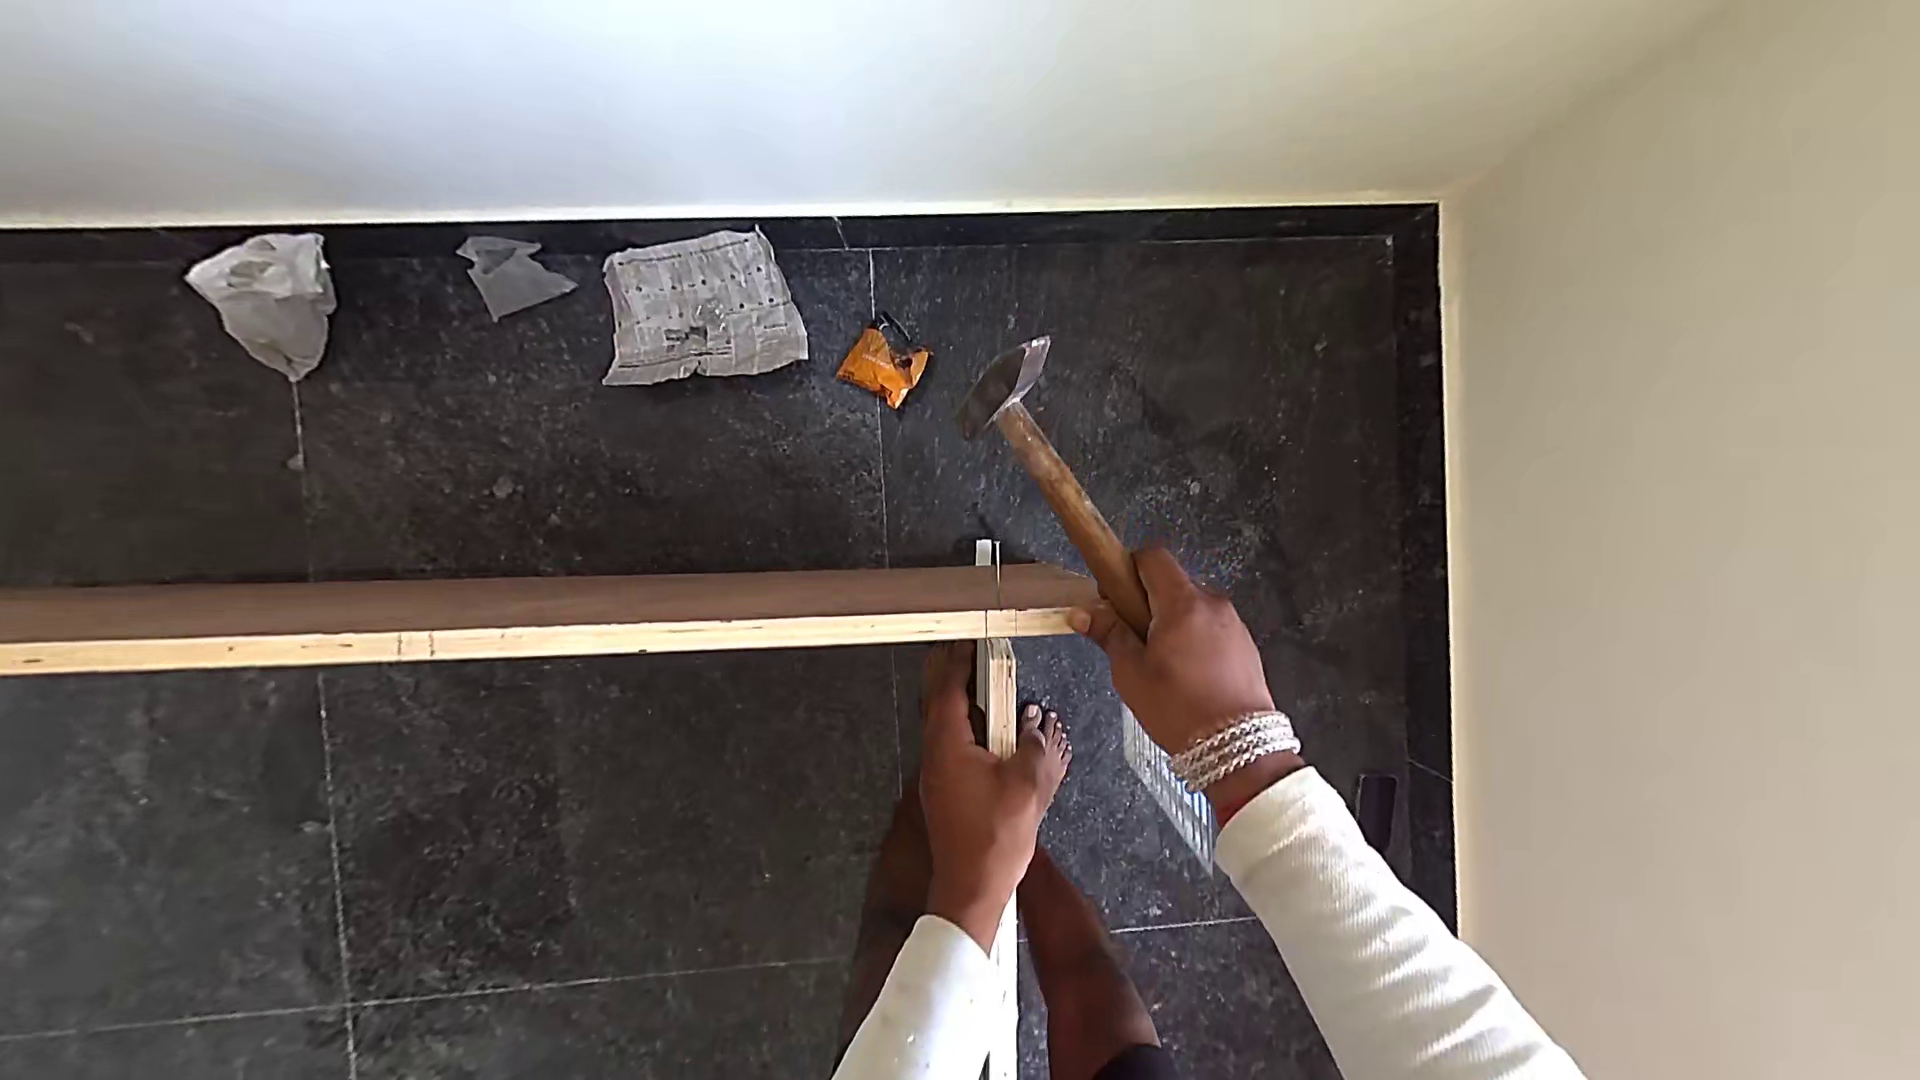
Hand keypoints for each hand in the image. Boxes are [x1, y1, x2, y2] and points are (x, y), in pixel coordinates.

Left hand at [917, 642, 1069, 950]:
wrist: (971, 888)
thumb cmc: (995, 837)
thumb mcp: (1025, 786)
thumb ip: (1034, 747)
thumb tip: (1037, 724)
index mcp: (948, 746)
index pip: (949, 691)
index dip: (958, 664)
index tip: (968, 642)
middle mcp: (935, 755)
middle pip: (937, 701)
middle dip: (949, 673)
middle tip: (964, 651)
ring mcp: (935, 773)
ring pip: (941, 723)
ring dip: (956, 698)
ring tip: (977, 681)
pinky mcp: (943, 788)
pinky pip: (949, 742)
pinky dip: (962, 723)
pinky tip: (983, 727)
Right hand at [1070, 547, 1303, 820]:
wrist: (1240, 752)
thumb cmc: (1178, 709)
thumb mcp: (1131, 673)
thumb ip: (1108, 633)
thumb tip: (1082, 612)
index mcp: (1182, 604)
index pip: (1153, 556)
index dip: (1128, 568)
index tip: (1115, 597)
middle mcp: (1212, 604)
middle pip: (1172, 582)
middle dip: (1147, 600)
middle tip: (1133, 637)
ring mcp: (1233, 624)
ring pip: (1191, 605)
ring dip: (1170, 620)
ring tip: (1160, 662)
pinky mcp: (1245, 645)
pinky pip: (1210, 626)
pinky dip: (1193, 636)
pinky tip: (1186, 673)